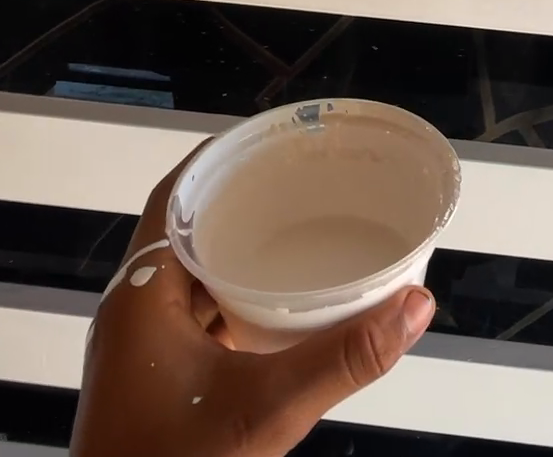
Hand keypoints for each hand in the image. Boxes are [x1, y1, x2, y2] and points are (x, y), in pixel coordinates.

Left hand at [73, 150, 436, 456]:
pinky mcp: (155, 378)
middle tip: (300, 180)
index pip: (174, 196)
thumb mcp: (265, 411)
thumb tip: (418, 303)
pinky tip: (278, 302)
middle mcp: (134, 310)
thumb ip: (344, 357)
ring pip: (190, 273)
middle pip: (184, 228)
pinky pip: (197, 310)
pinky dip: (235, 294)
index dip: (216, 159)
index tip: (270, 141)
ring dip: (236, 248)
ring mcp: (141, 348)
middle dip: (238, 199)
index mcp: (141, 296)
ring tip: (298, 227)